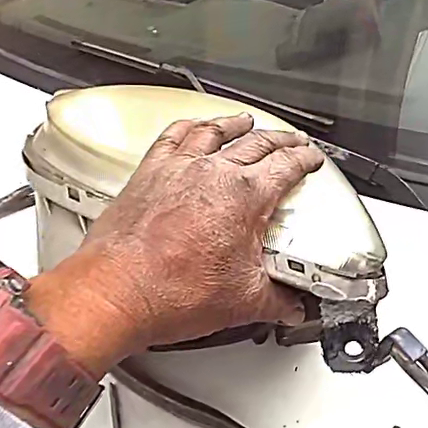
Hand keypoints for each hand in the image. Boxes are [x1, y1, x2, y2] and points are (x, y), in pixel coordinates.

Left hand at [24, 113, 325, 375]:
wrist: (116, 294)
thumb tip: (292, 306)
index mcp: (245, 197)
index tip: (311, 159)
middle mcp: (212, 173)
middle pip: (256, 142)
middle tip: (291, 141)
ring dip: (235, 124)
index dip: (305, 159)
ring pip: (214, 131)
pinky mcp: (148, 174)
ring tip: (245, 121)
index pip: (287, 166)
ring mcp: (177, 169)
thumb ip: (278, 302)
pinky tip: (190, 127)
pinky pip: (171, 137)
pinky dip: (187, 127)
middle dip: (280, 140)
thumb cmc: (171, 293)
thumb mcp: (243, 303)